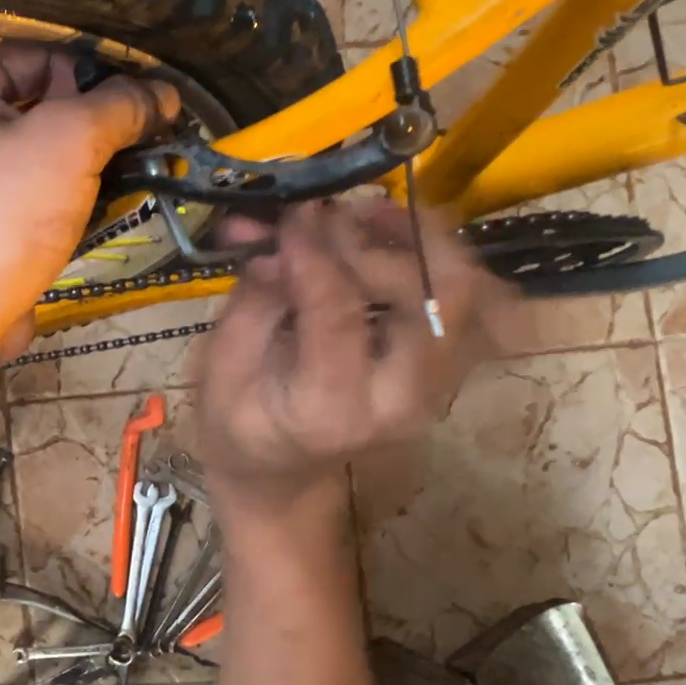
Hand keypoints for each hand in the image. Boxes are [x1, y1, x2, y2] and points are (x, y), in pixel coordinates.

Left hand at [0, 43, 177, 349]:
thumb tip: (164, 91)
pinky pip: (27, 184)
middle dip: (96, 118)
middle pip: (39, 99)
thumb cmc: (1, 219)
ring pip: (38, 145)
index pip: (40, 54)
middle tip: (155, 133)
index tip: (154, 95)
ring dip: (88, 157)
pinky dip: (65, 189)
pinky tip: (106, 201)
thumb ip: (120, 106)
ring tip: (140, 167)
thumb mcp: (68, 144)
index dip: (99, 71)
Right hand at [198, 198, 517, 527]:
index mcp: (327, 408)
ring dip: (421, 240)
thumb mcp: (221, 367)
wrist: (280, 473)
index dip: (315, 251)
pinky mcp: (445, 372)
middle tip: (328, 211)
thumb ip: (255, 301)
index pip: (338, 312)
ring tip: (365, 213)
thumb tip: (275, 236)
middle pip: (430, 298)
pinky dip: (431, 257)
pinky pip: (463, 300)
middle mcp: (398, 400)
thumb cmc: (237, 424)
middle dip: (379, 240)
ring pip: (464, 292)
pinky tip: (387, 237)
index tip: (290, 211)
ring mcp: (434, 388)